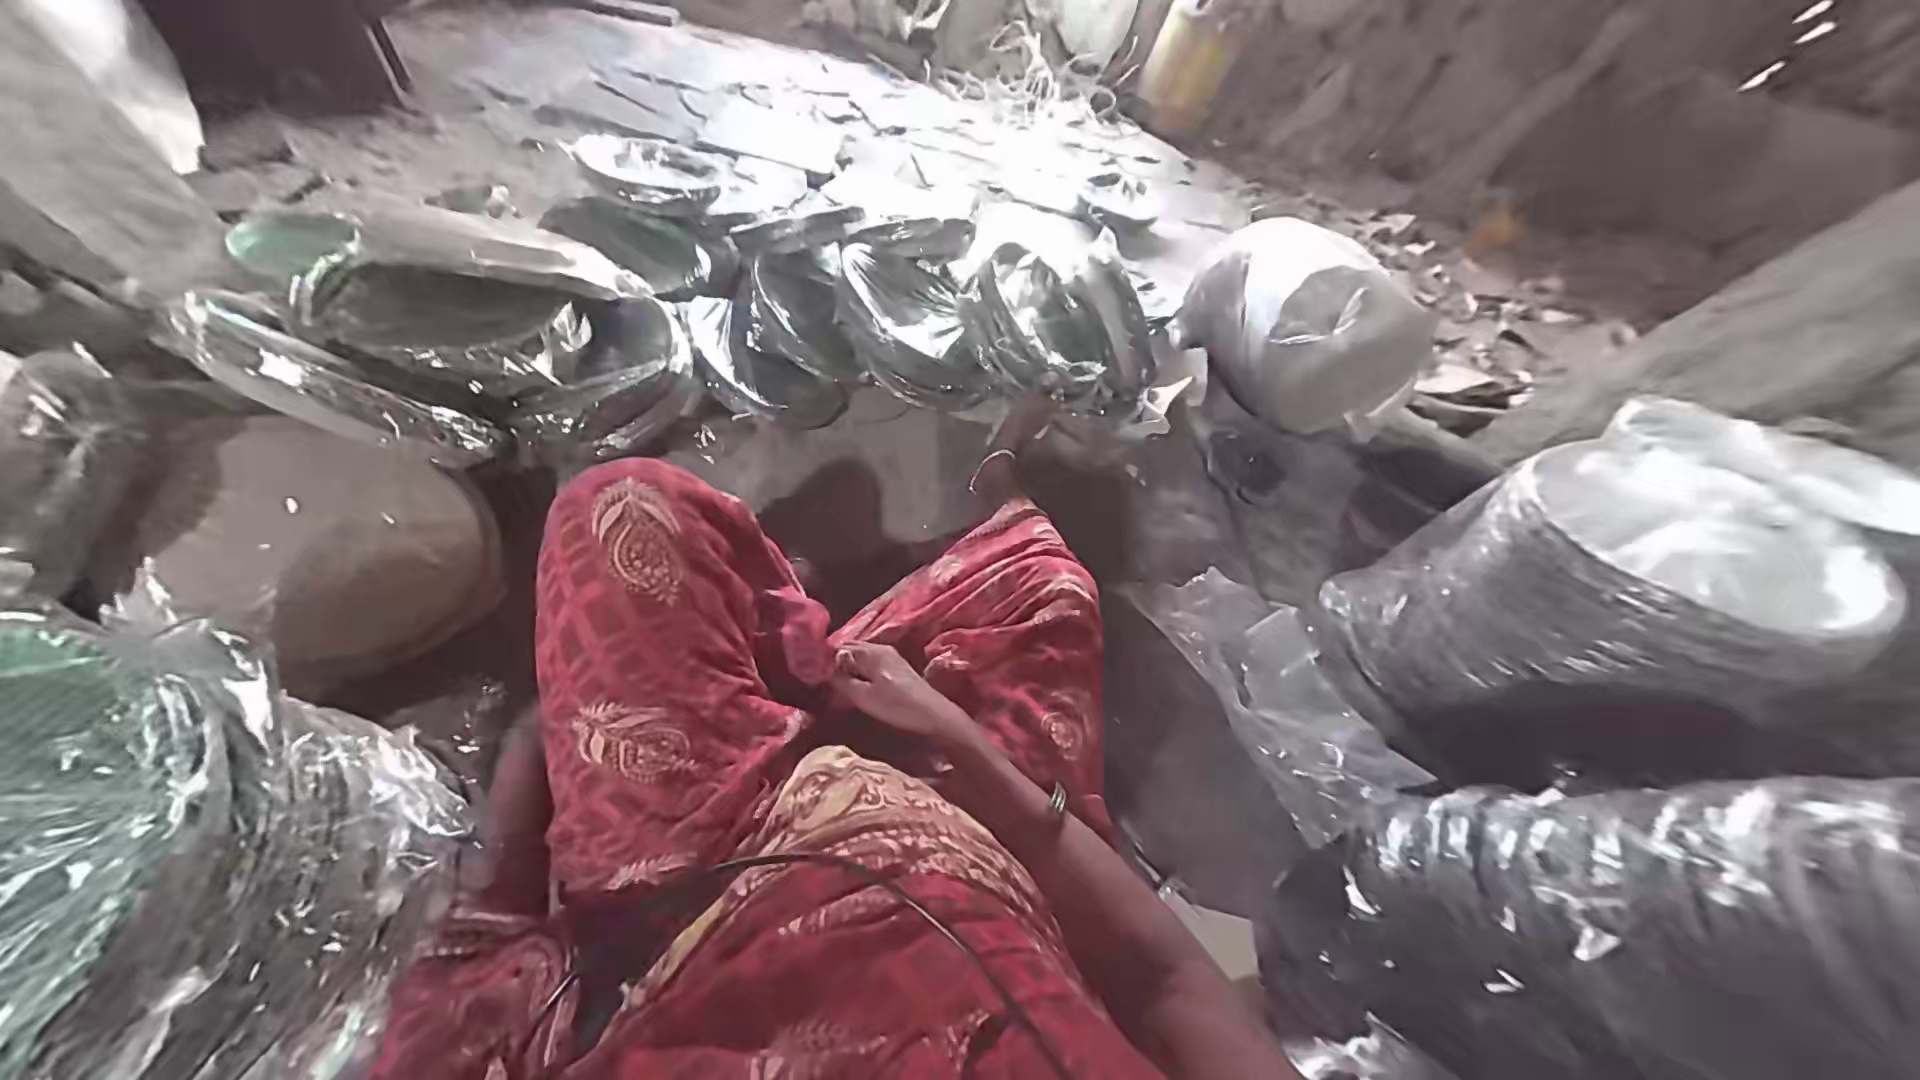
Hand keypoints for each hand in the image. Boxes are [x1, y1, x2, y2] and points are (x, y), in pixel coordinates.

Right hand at [832, 643, 973, 744]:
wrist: (934, 715)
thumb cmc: (897, 706)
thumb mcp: (864, 697)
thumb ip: (842, 681)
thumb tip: (823, 668)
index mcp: (871, 651)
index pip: (839, 646)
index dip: (823, 657)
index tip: (810, 669)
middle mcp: (881, 648)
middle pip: (850, 648)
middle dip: (834, 660)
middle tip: (818, 677)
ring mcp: (891, 656)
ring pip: (860, 656)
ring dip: (846, 666)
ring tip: (832, 682)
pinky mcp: (897, 668)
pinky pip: (870, 662)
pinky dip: (858, 670)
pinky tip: (853, 683)